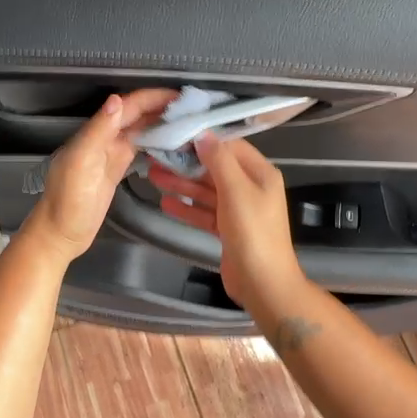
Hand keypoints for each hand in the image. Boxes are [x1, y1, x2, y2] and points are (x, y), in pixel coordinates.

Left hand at [23, 89, 176, 261]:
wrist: (61, 234)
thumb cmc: (68, 201)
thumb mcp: (81, 162)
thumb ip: (98, 130)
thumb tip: (117, 99)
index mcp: (95, 133)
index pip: (128, 106)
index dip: (153, 97)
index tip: (182, 96)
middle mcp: (104, 139)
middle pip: (137, 115)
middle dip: (163, 108)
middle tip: (194, 108)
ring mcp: (111, 155)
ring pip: (140, 130)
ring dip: (162, 123)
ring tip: (190, 122)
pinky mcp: (117, 170)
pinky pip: (138, 149)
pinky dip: (155, 143)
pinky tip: (171, 144)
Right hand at [148, 135, 304, 308]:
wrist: (263, 283)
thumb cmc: (252, 233)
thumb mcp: (236, 191)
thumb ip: (219, 161)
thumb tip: (202, 134)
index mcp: (260, 174)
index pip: (230, 146)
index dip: (204, 140)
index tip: (175, 134)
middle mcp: (251, 188)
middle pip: (216, 169)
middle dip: (187, 163)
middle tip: (157, 156)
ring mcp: (239, 210)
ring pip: (207, 191)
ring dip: (182, 185)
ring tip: (153, 176)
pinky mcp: (227, 230)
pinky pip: (205, 213)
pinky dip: (187, 208)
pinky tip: (165, 203)